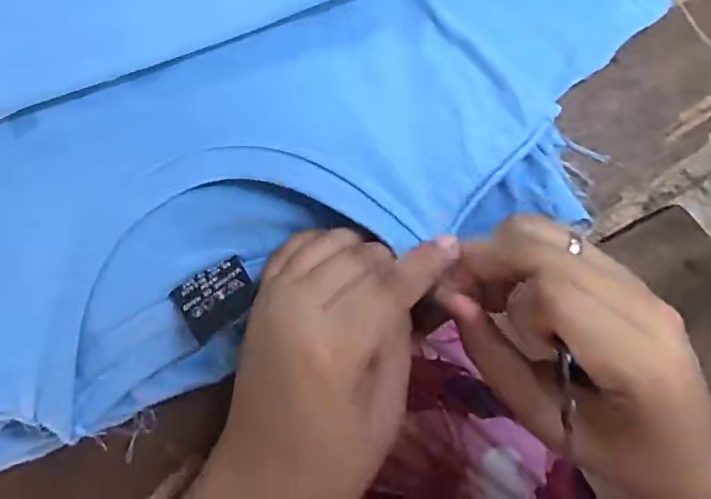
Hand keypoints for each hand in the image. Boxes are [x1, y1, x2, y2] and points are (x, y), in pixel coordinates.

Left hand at [188, 229, 460, 498]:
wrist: (262, 469)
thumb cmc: (334, 455)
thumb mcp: (385, 411)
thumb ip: (398, 341)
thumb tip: (409, 289)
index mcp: (334, 345)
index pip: (387, 286)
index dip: (422, 263)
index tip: (449, 244)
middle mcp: (299, 306)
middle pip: (360, 257)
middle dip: (393, 263)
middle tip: (408, 283)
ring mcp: (274, 293)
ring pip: (330, 240)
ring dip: (360, 250)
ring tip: (375, 279)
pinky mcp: (261, 290)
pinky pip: (298, 243)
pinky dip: (324, 243)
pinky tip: (340, 263)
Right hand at [436, 215, 710, 498]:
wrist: (695, 454)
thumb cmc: (621, 455)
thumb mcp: (550, 426)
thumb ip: (495, 361)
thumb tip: (449, 296)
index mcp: (638, 358)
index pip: (554, 290)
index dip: (508, 299)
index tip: (479, 317)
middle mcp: (644, 304)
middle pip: (544, 243)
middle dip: (490, 257)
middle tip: (465, 290)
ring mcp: (639, 280)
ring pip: (547, 229)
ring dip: (504, 249)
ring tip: (492, 290)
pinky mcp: (628, 270)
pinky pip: (560, 238)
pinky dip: (524, 250)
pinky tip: (519, 286)